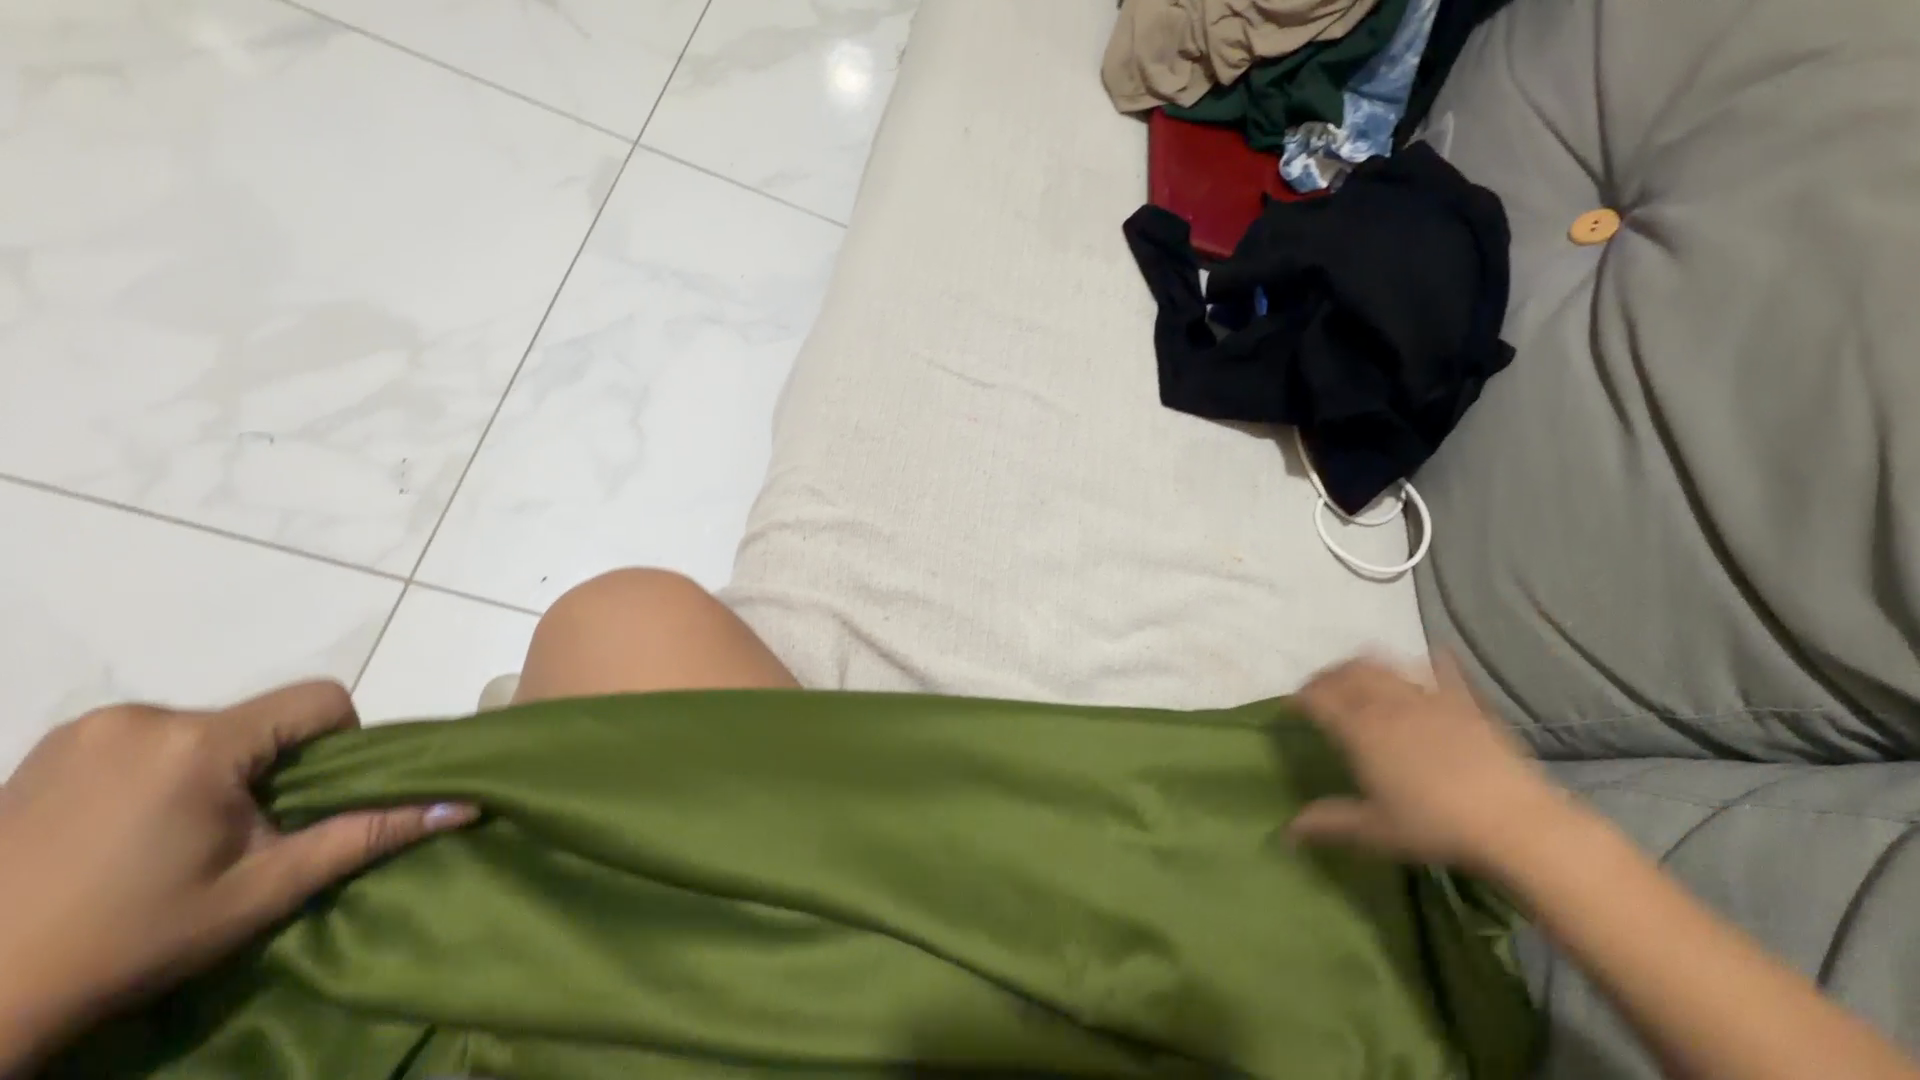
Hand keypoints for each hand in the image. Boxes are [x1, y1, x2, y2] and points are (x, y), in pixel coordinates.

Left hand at [0, 681, 476, 1067]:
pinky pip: (149, 734)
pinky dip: (164, 768)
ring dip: (217, 767)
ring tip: (178, 836)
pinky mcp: (49, 741)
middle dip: (271, 766)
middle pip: (260, 717)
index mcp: (199, 742)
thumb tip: (464, 806)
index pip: (320, 699)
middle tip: (241, 835)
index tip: (308, 801)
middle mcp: (142, 713)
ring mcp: (88, 724)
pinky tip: (128, 827)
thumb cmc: (132, 938)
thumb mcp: (264, 889)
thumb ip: (366, 835)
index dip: (340, 742)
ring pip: (208, 726)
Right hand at [1288, 654, 1568, 870]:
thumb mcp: (1374, 830)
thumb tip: (1287, 831)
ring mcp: (1429, 698)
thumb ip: (1328, 822)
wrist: (1513, 822)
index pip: (1318, 699)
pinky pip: (1441, 670)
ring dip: (1365, 665)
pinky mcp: (1465, 703)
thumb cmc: (1434, 826)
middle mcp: (1388, 704)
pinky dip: (1427, 661)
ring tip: (1359, 676)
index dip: (1300, 698)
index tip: (1291, 706)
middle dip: (1328, 677)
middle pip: (1348, 674)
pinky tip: (1427, 659)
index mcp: (1359, 730)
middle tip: (1319, 690)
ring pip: (1386, 665)